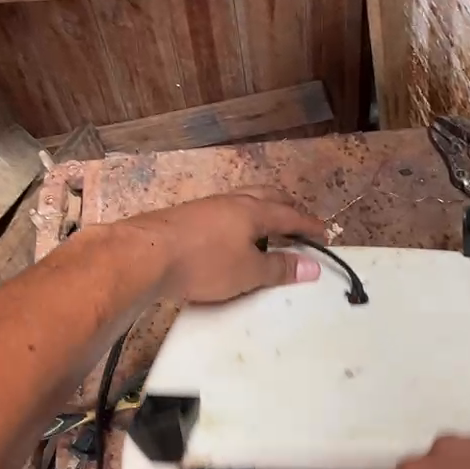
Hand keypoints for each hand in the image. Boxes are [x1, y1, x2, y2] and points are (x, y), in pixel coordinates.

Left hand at [108, 188, 326, 302]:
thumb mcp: (249, 272)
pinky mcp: (185, 217)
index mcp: (253, 211)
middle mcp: (232, 201)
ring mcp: (206, 206)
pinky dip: (237, 220)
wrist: (144, 255)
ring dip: (260, 210)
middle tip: (298, 220)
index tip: (325, 234)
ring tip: (266, 227)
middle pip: (267, 196)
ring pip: (242, 201)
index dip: (310, 225)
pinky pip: (222, 212)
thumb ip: (280, 268)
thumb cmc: (204, 263)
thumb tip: (312, 266)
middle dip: (286, 206)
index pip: (290, 215)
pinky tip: (230, 235)